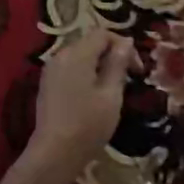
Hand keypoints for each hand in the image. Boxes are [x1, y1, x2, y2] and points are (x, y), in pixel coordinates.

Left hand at [29, 29, 133, 171]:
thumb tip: (125, 41)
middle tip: (128, 77)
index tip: (137, 69)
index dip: (123, 45)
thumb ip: (117, 64)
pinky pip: (69, 67)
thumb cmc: (89, 123)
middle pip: (89, 42)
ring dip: (99, 63)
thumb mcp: (111, 94)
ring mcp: (49, 69)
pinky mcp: (47, 83)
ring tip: (114, 86)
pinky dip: (85, 71)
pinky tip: (95, 92)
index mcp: (75, 55)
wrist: (56, 149)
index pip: (101, 34)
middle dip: (111, 53)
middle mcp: (58, 56)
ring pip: (79, 55)